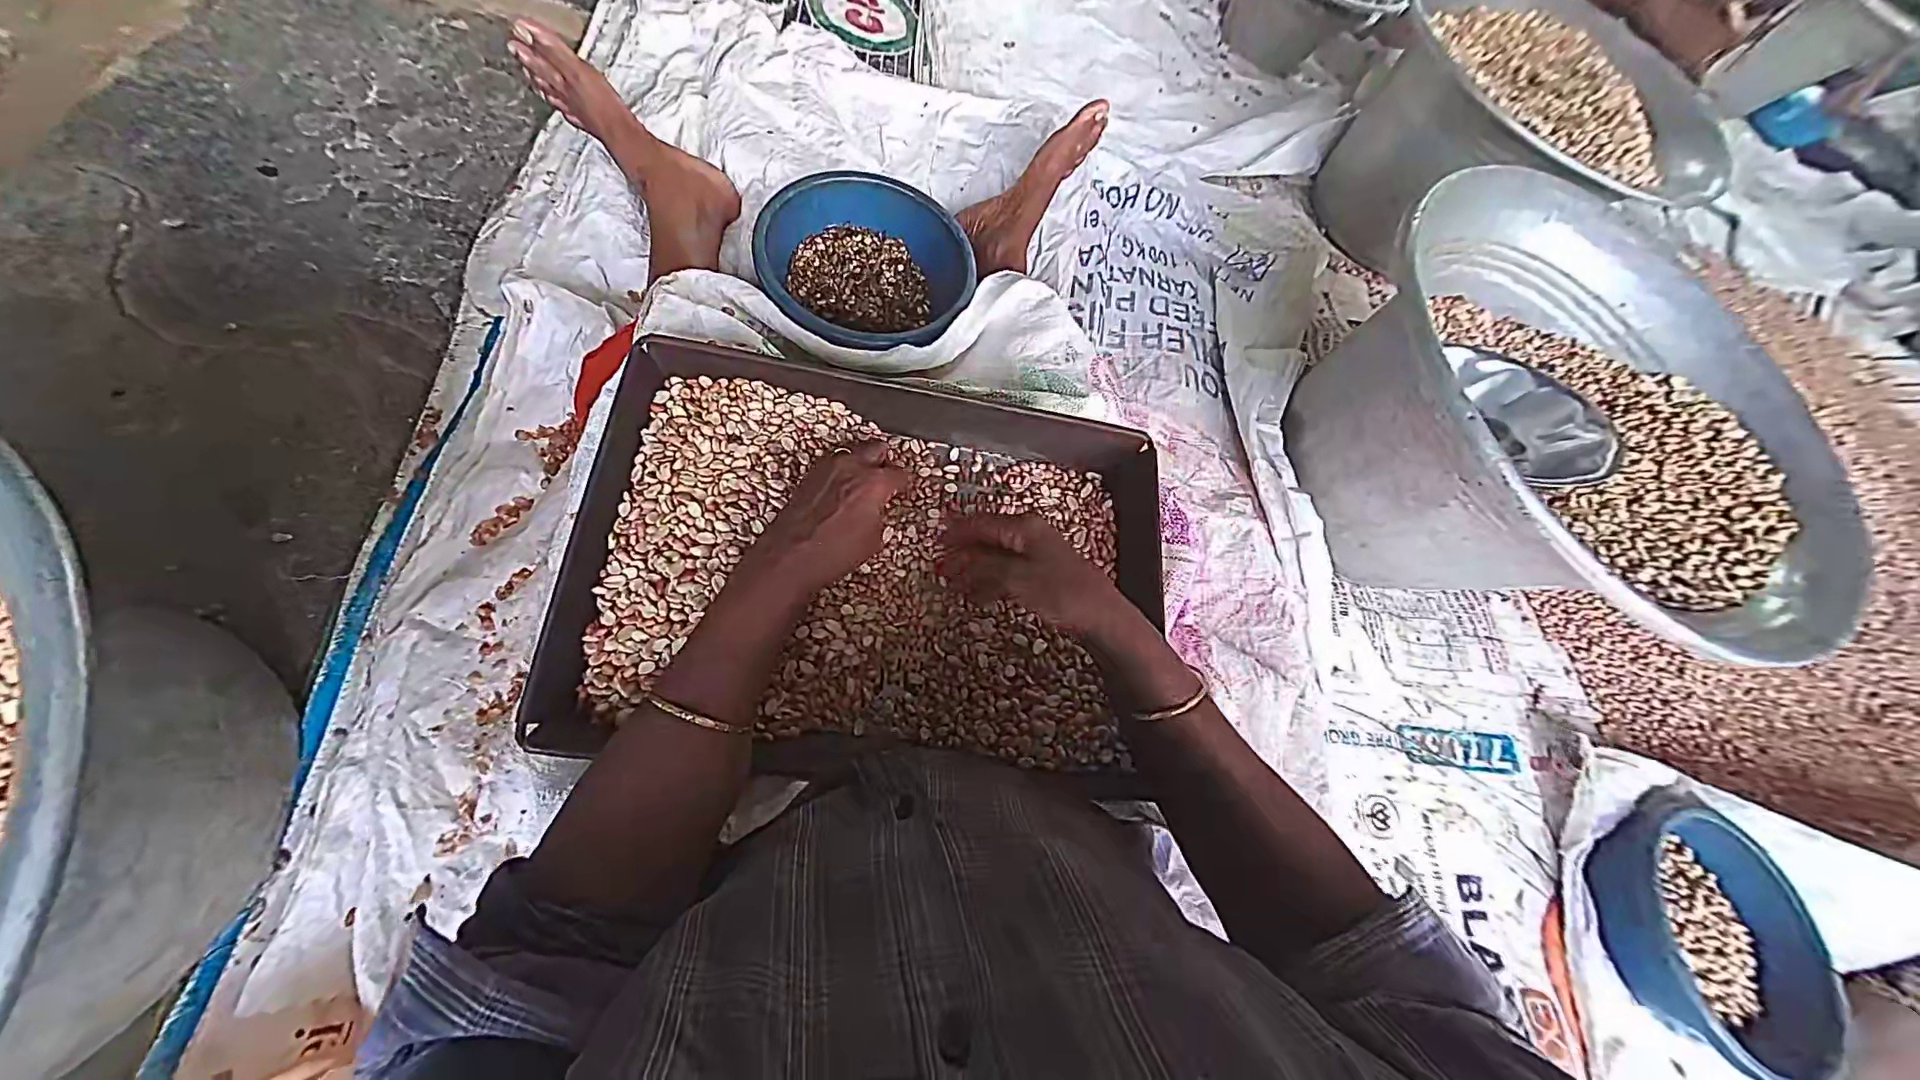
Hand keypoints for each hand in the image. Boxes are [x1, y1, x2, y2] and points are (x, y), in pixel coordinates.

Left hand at [732, 440, 910, 601]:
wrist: (790, 557)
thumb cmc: (831, 552)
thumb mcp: (873, 540)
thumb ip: (880, 516)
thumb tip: (878, 511)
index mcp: (874, 483)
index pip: (899, 474)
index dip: (904, 483)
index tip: (903, 489)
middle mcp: (851, 468)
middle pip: (876, 449)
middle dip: (884, 461)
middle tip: (887, 477)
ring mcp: (827, 468)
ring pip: (853, 453)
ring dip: (861, 463)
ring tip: (864, 483)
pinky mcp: (810, 475)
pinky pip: (833, 464)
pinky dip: (841, 472)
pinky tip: (842, 490)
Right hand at [937, 513, 1132, 638]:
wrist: (1101, 615)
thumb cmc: (1062, 592)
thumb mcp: (1016, 579)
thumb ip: (985, 567)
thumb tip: (959, 561)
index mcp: (1024, 527)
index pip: (981, 523)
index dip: (956, 532)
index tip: (935, 542)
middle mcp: (1030, 534)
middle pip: (987, 538)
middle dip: (962, 552)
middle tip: (940, 566)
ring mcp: (1037, 553)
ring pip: (996, 556)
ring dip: (974, 569)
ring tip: (953, 583)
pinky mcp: (1041, 572)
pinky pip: (1007, 571)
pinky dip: (990, 581)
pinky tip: (978, 595)